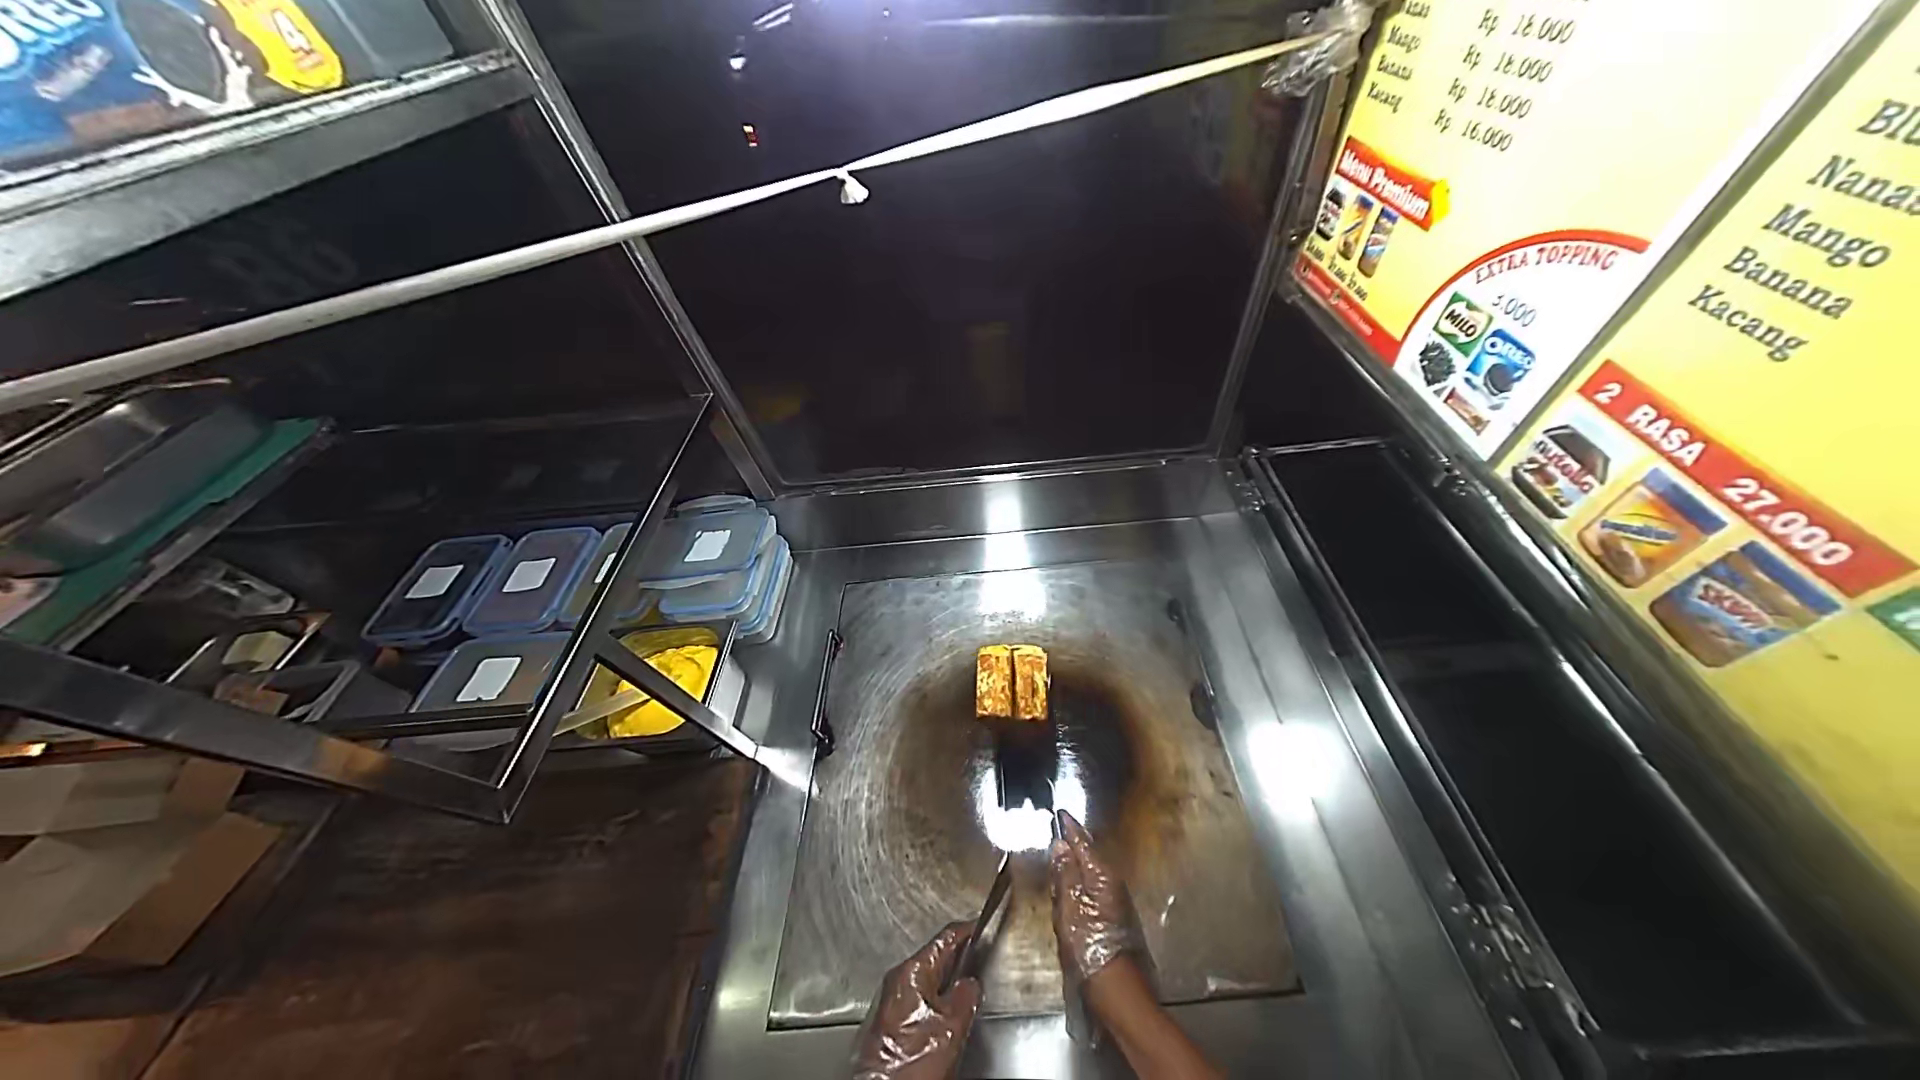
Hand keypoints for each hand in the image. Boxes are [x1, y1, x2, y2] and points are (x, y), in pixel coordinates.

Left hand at [851, 921, 982, 1079]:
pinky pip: (917, 996)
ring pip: (925, 978)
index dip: (966, 931)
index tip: (978, 926)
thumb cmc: (910, 1063)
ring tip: (965, 989)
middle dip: (957, 959)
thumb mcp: (951, 1027)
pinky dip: (934, 998)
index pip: (945, 937)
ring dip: (945, 981)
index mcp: (912, 971)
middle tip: (977, 959)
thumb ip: (966, 997)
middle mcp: (897, 978)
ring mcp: (890, 998)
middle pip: (934, 957)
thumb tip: (971, 984)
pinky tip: (945, 1012)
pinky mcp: (887, 1018)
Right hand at [1049, 809, 1139, 983]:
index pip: (1084, 842)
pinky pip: (1094, 892)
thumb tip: (1061, 845)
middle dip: (1073, 847)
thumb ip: (1065, 875)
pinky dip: (1081, 886)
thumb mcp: (1069, 908)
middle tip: (1056, 835)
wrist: (1119, 992)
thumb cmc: (1090, 946)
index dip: (1070, 828)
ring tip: (1060, 862)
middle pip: (1089, 858)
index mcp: (1102, 876)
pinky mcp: (1115, 919)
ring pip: (1092, 876)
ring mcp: (1117, 903)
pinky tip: (1071, 893)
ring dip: (1076, 868)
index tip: (1060, 813)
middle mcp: (1114, 884)